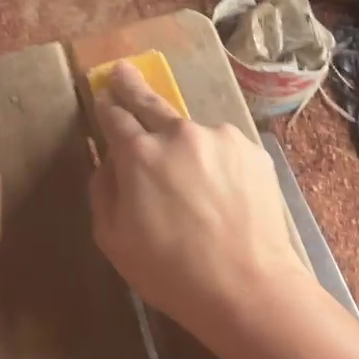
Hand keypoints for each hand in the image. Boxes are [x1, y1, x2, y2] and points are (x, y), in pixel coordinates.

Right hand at [88, 63, 306, 332]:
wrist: (247, 286)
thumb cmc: (170, 272)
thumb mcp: (114, 239)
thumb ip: (104, 190)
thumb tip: (108, 161)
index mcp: (140, 154)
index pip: (115, 118)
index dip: (106, 109)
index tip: (103, 99)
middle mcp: (181, 134)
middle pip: (151, 103)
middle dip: (132, 87)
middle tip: (123, 72)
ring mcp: (222, 138)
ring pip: (194, 134)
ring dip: (186, 146)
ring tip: (192, 186)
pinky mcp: (254, 151)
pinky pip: (225, 150)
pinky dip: (217, 162)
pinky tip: (222, 193)